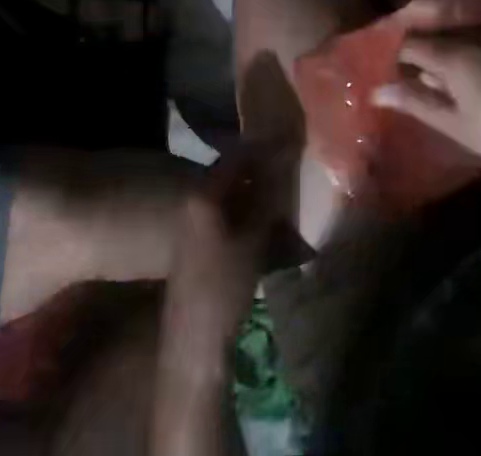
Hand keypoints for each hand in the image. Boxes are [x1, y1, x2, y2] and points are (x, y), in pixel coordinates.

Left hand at [162, 147, 289, 361]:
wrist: (193, 334)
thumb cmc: (223, 285)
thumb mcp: (253, 242)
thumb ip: (268, 204)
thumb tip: (282, 167)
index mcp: (204, 194)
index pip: (237, 157)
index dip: (264, 150)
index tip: (289, 146)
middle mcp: (192, 199)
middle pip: (231, 175)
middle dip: (261, 174)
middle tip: (289, 175)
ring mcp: (191, 221)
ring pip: (228, 196)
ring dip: (254, 195)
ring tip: (283, 201)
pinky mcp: (194, 240)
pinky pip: (223, 213)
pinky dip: (244, 213)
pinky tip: (264, 226)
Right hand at [375, 25, 480, 186]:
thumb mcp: (455, 125)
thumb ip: (415, 101)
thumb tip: (377, 91)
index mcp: (453, 54)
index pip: (410, 43)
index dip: (401, 62)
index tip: (403, 83)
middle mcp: (474, 32)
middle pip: (436, 37)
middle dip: (428, 59)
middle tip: (432, 90)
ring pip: (460, 35)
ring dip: (453, 54)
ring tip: (460, 86)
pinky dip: (477, 50)